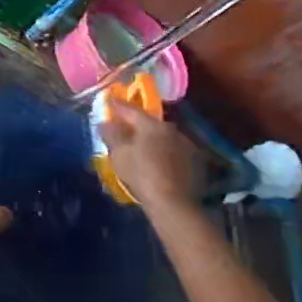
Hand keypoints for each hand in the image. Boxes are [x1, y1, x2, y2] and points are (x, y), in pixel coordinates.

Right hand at [99, 97, 199, 211]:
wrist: (173, 202)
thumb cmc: (141, 174)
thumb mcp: (119, 154)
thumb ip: (112, 134)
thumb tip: (106, 121)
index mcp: (151, 124)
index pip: (131, 109)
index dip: (118, 105)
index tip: (109, 99)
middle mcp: (171, 129)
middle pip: (149, 123)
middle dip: (136, 125)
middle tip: (124, 128)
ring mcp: (186, 145)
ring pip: (163, 137)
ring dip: (151, 139)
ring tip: (141, 148)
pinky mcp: (195, 161)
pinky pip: (173, 150)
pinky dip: (163, 152)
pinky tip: (157, 162)